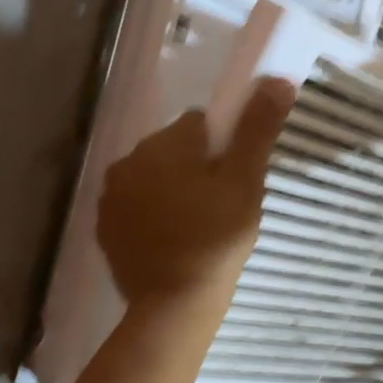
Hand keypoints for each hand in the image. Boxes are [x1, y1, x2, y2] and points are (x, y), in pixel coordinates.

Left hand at [98, 77, 294, 306]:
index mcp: (165, 142)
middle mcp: (129, 159)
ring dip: (169, 193)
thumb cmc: (217, 238)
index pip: (199, 125)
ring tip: (195, 230)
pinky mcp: (104, 228)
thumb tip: (277, 79)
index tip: (234, 183)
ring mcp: (111, 196)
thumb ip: (258, 129)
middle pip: (171, 151)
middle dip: (193, 171)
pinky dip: (150, 217)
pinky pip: (134, 208)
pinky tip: (170, 243)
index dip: (222, 151)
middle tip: (218, 209)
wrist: (174, 303)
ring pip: (151, 179)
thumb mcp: (245, 182)